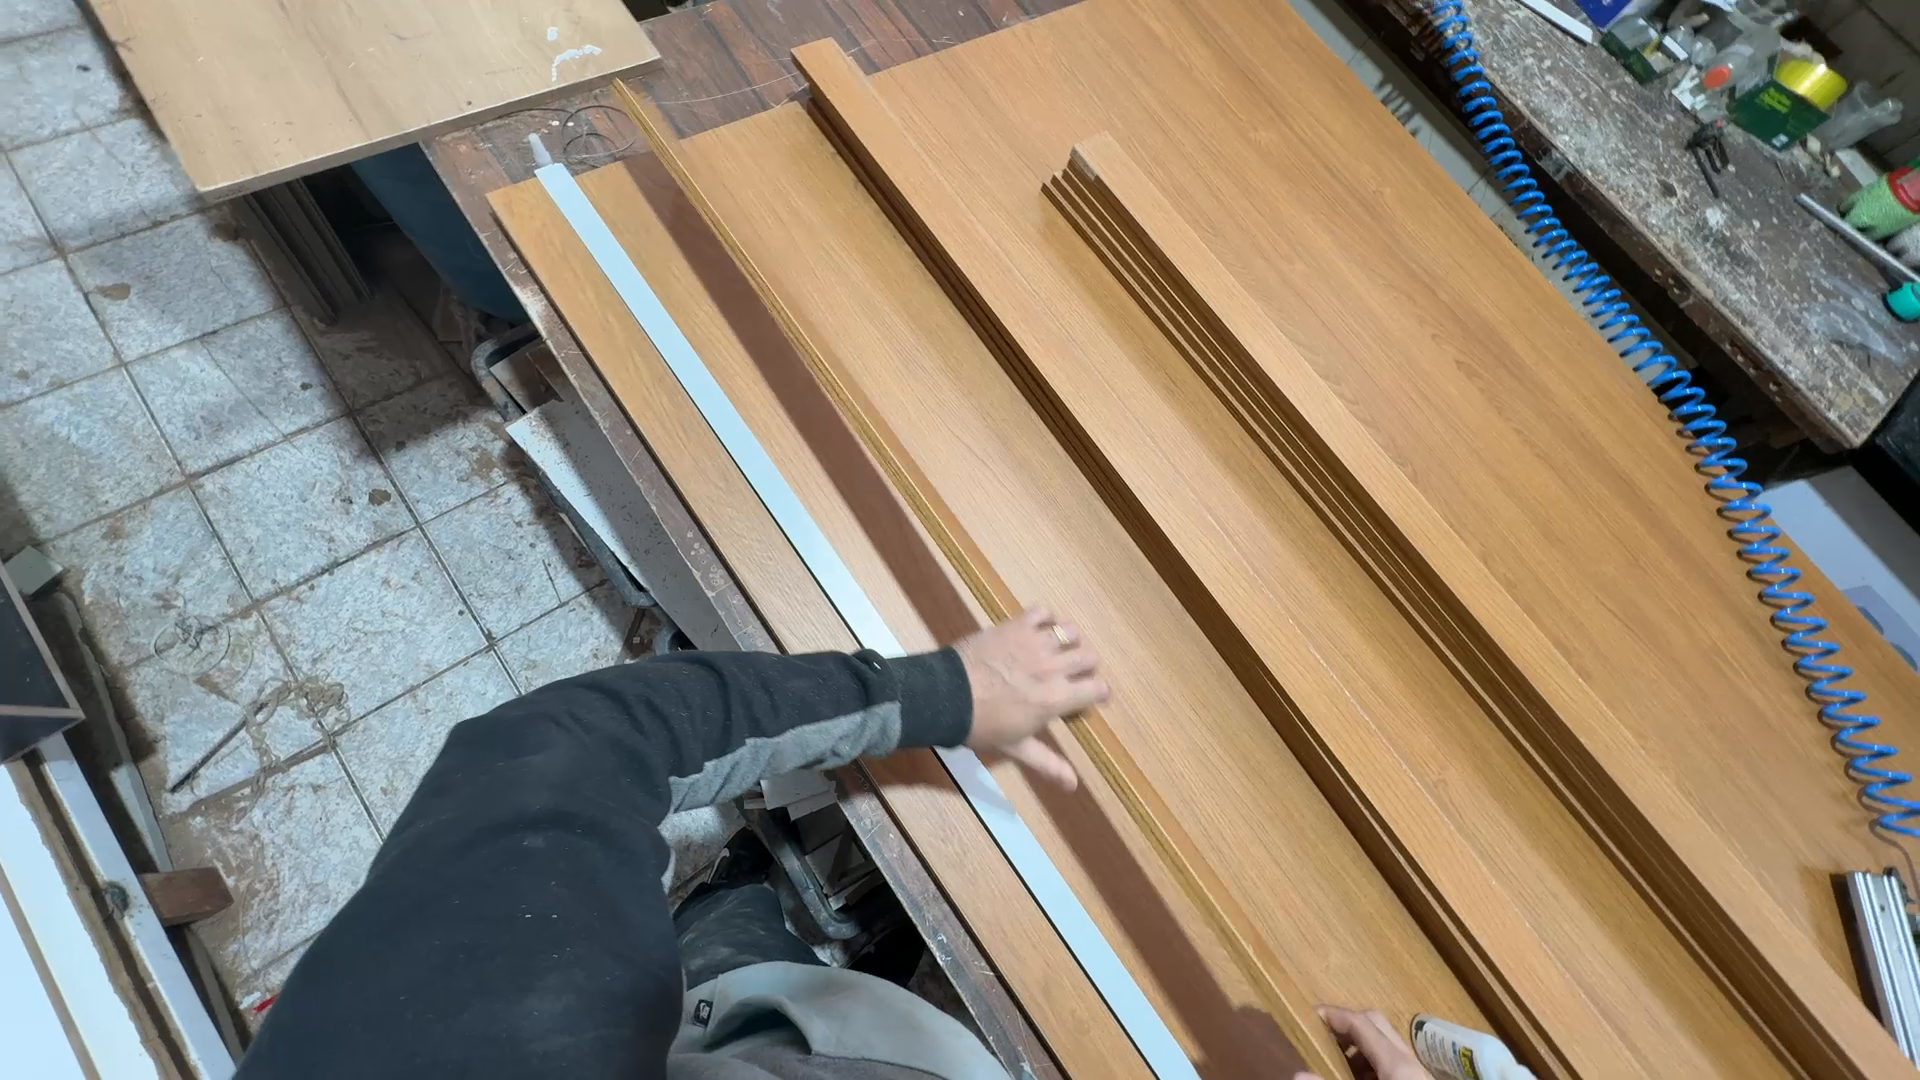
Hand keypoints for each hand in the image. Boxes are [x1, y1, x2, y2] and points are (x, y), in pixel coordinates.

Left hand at [954, 607, 1107, 790]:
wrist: (947, 696)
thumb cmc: (982, 726)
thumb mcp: (1016, 747)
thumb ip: (1047, 762)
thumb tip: (1073, 785)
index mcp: (1056, 698)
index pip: (1097, 688)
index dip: (1100, 692)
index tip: (1096, 694)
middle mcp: (1052, 667)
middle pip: (1088, 656)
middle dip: (1088, 665)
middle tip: (1076, 671)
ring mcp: (1034, 642)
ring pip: (1070, 631)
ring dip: (1071, 639)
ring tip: (1062, 647)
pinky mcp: (1015, 625)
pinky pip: (1042, 612)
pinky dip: (1047, 618)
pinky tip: (1042, 626)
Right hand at [1293, 1006, 1432, 1079]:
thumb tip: (1297, 1074)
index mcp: (1397, 1065)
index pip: (1360, 1022)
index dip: (1333, 1015)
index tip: (1308, 1018)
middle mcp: (1411, 1064)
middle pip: (1376, 1023)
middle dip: (1346, 1025)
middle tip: (1321, 1037)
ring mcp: (1420, 1076)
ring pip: (1386, 1044)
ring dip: (1359, 1046)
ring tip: (1336, 1064)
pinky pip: (1395, 1065)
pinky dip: (1373, 1064)